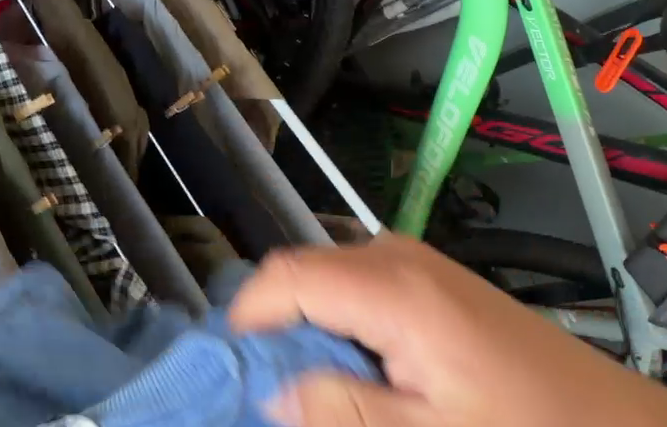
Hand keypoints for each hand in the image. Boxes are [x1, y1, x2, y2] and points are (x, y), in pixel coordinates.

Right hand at [229, 234, 666, 426]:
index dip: (248, 321)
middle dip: (279, 336)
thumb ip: (344, 413)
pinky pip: (358, 295)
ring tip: (327, 397)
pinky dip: (344, 333)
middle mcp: (394, 255)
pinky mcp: (430, 282)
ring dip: (312, 338)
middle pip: (300, 279)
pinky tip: (367, 382)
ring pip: (325, 287)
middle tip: (282, 397)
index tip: (237, 376)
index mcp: (391, 285)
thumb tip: (271, 393)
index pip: (283, 278)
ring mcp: (413, 263)